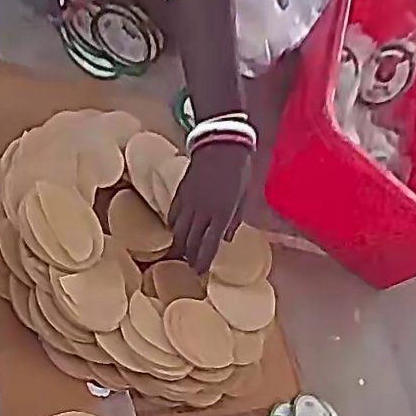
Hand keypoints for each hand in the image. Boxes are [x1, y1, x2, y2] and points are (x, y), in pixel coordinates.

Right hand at [170, 141, 251, 275]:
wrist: (221, 142)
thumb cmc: (238, 170)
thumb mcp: (243, 197)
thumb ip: (234, 220)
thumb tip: (226, 240)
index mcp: (221, 215)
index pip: (208, 247)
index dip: (203, 263)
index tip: (200, 274)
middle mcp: (202, 212)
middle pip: (190, 243)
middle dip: (190, 259)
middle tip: (191, 269)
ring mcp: (189, 203)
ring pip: (178, 232)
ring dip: (180, 246)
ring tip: (182, 254)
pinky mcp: (180, 193)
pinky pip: (172, 216)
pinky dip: (173, 227)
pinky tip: (176, 232)